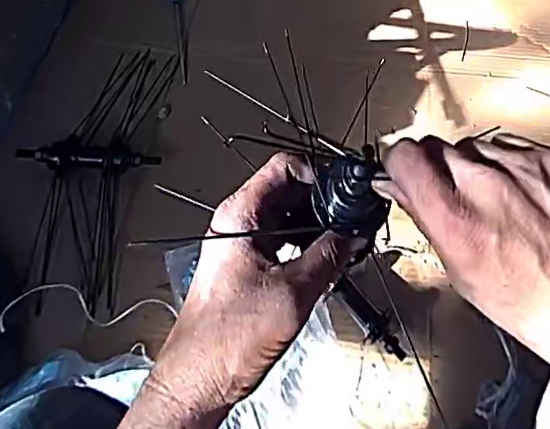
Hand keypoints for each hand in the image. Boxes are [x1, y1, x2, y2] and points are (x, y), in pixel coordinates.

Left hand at [122, 153, 357, 428]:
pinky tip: (323, 263)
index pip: (282, 166)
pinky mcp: (246, 265)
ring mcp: (240, 243)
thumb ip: (328, 257)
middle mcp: (236, 222)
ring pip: (286, 217)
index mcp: (239, 215)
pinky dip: (304, 245)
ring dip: (315, 226)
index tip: (339, 189)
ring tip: (340, 241)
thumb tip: (353, 234)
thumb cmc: (224, 340)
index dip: (316, 172)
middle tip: (347, 217)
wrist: (196, 383)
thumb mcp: (292, 294)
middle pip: (287, 190)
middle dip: (321, 202)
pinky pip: (281, 241)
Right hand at [380, 135, 549, 428]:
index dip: (400, 164)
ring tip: (496, 202)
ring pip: (473, 144)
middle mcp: (489, 186)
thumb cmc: (544, 309)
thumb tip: (401, 187)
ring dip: (473, 166)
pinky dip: (510, 165)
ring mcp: (524, 166)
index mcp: (460, 223)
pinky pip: (511, 146)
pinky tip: (524, 197)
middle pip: (436, 147)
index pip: (404, 156)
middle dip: (436, 168)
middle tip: (452, 194)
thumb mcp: (466, 278)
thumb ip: (428, 221)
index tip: (404, 171)